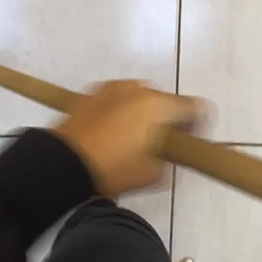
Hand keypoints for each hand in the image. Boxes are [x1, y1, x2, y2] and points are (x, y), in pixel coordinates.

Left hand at [50, 80, 200, 197]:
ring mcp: (114, 88)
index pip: (195, 108)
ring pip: (141, 98)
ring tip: (136, 138)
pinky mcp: (93, 92)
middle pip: (167, 101)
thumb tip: (168, 152)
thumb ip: (170, 159)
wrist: (62, 162)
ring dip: (145, 113)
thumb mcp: (153, 174)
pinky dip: (123, 111)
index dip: (199, 125)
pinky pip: (119, 99)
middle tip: (164, 143)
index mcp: (159, 105)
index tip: (193, 141)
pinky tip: (115, 132)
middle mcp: (140, 89)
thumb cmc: (112, 169)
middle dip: (169, 119)